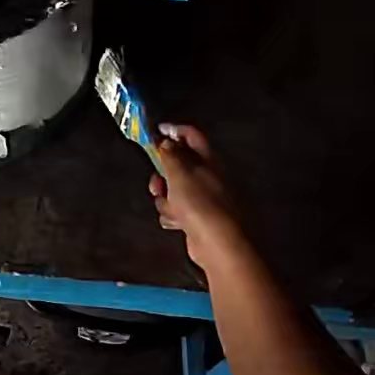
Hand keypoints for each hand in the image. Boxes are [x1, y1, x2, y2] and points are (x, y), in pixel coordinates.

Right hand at [148, 123, 247, 268]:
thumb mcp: (180, 174)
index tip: (154, 132)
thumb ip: (169, 155)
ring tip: (169, 208)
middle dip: (163, 175)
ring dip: (166, 199)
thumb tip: (164, 141)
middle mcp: (209, 177)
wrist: (220, 244)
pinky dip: (173, 215)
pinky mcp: (199, 219)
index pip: (192, 136)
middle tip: (157, 184)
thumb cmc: (200, 203)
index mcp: (210, 160)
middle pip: (179, 166)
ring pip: (175, 190)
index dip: (173, 130)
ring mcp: (205, 199)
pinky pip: (178, 211)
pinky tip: (176, 223)